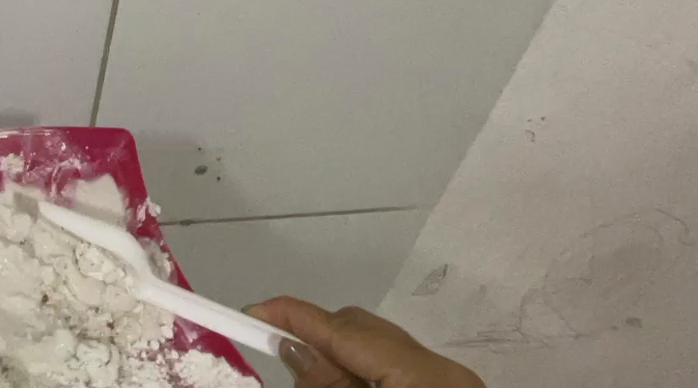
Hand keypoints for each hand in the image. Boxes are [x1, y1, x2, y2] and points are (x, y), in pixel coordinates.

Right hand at [244, 297, 483, 387]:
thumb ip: (328, 387)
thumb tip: (291, 347)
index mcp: (425, 378)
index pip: (343, 328)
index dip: (292, 316)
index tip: (247, 316)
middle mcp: (443, 373)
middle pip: (359, 329)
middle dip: (315, 341)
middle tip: (282, 365)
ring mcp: (450, 386)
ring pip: (374, 350)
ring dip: (337, 365)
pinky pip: (391, 374)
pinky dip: (361, 380)